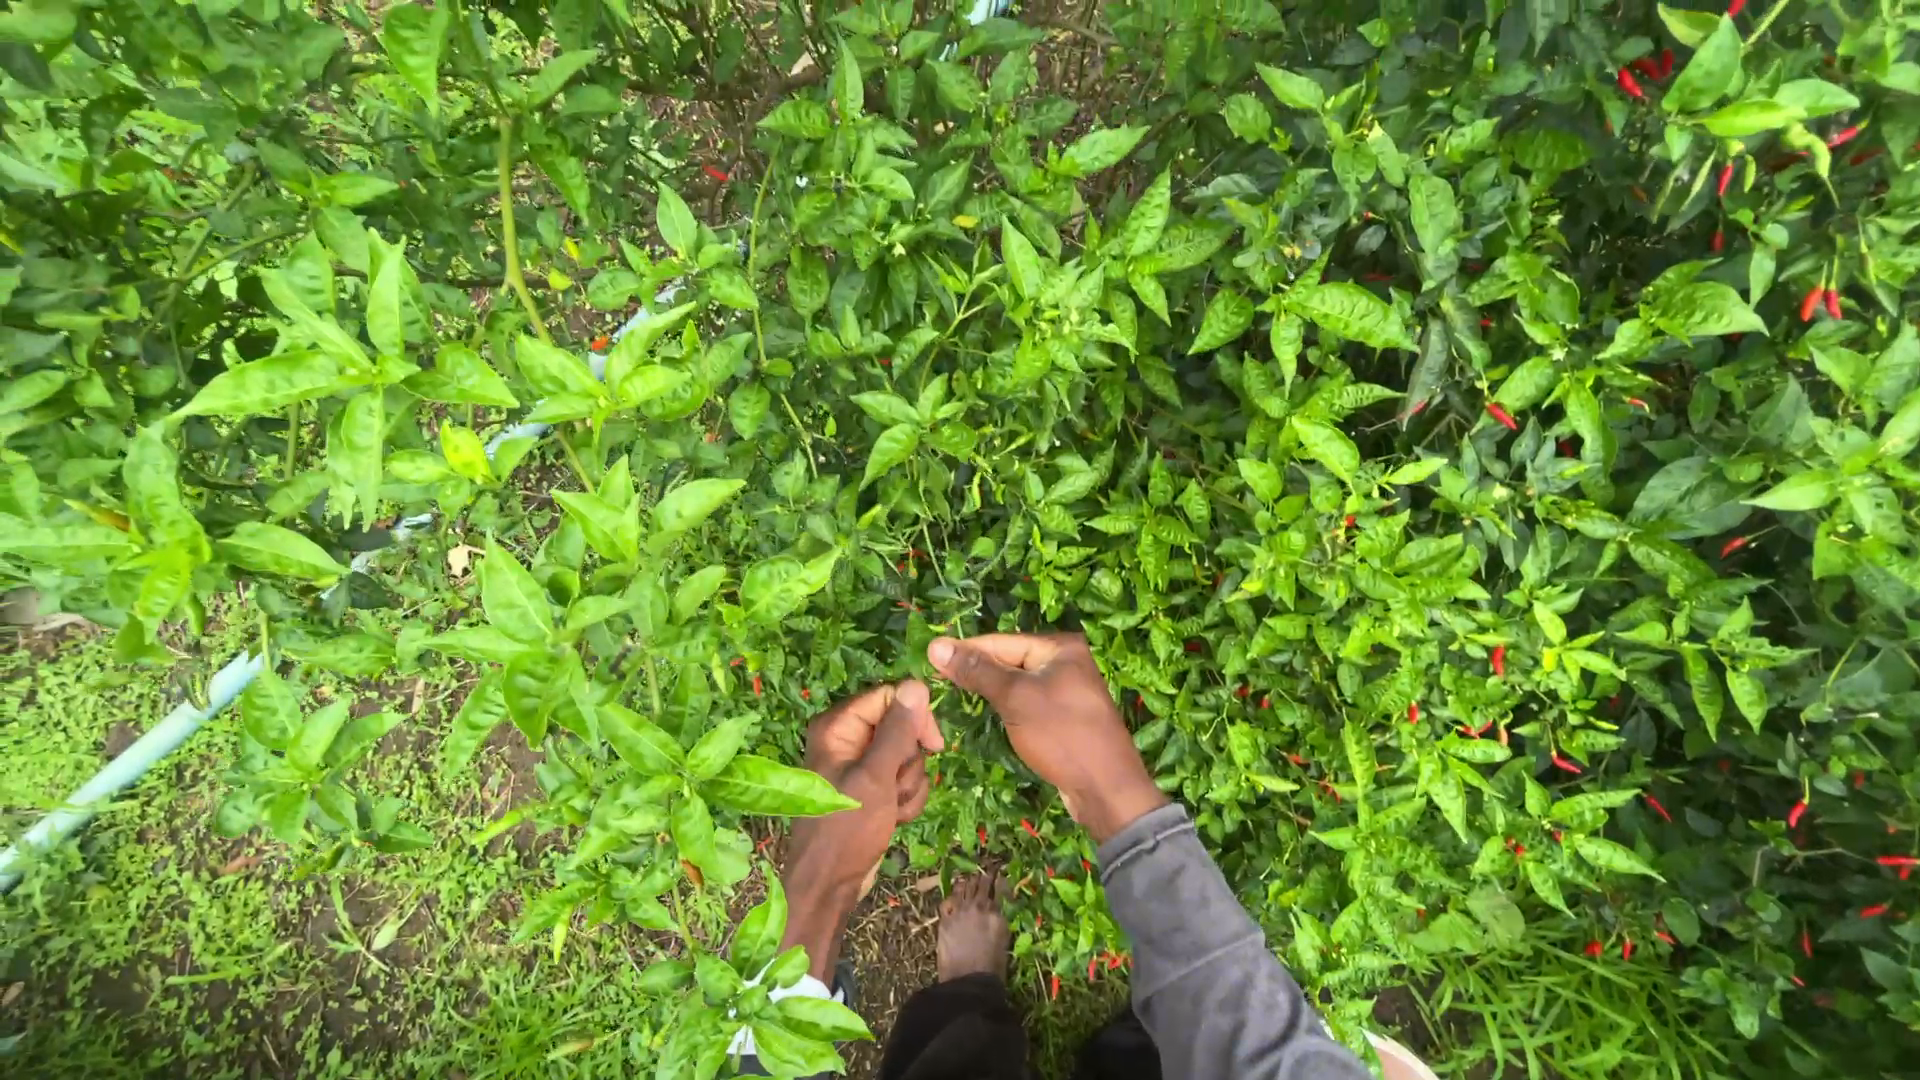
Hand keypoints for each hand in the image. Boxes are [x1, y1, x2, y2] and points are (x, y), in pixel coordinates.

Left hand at [779, 679, 943, 978]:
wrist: (830, 887)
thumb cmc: (845, 830)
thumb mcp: (875, 777)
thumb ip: (897, 730)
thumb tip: (916, 684)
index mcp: (837, 726)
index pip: (890, 697)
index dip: (915, 719)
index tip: (933, 744)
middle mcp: (846, 739)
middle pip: (902, 727)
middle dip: (909, 763)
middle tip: (894, 788)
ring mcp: (859, 764)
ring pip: (908, 756)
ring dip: (908, 786)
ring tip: (890, 809)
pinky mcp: (871, 787)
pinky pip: (903, 779)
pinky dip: (904, 799)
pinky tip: (892, 818)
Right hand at [928, 633, 1166, 842]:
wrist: (1107, 789)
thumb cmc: (1062, 734)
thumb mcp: (1015, 698)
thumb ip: (977, 671)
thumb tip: (936, 645)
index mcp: (1060, 647)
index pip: (1001, 642)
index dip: (965, 652)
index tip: (929, 660)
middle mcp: (1066, 661)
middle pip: (1008, 661)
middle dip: (976, 672)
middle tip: (936, 681)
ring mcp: (1067, 690)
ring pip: (1016, 684)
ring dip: (988, 691)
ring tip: (951, 696)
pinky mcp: (1064, 717)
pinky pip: (1027, 703)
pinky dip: (1006, 707)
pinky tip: (984, 714)